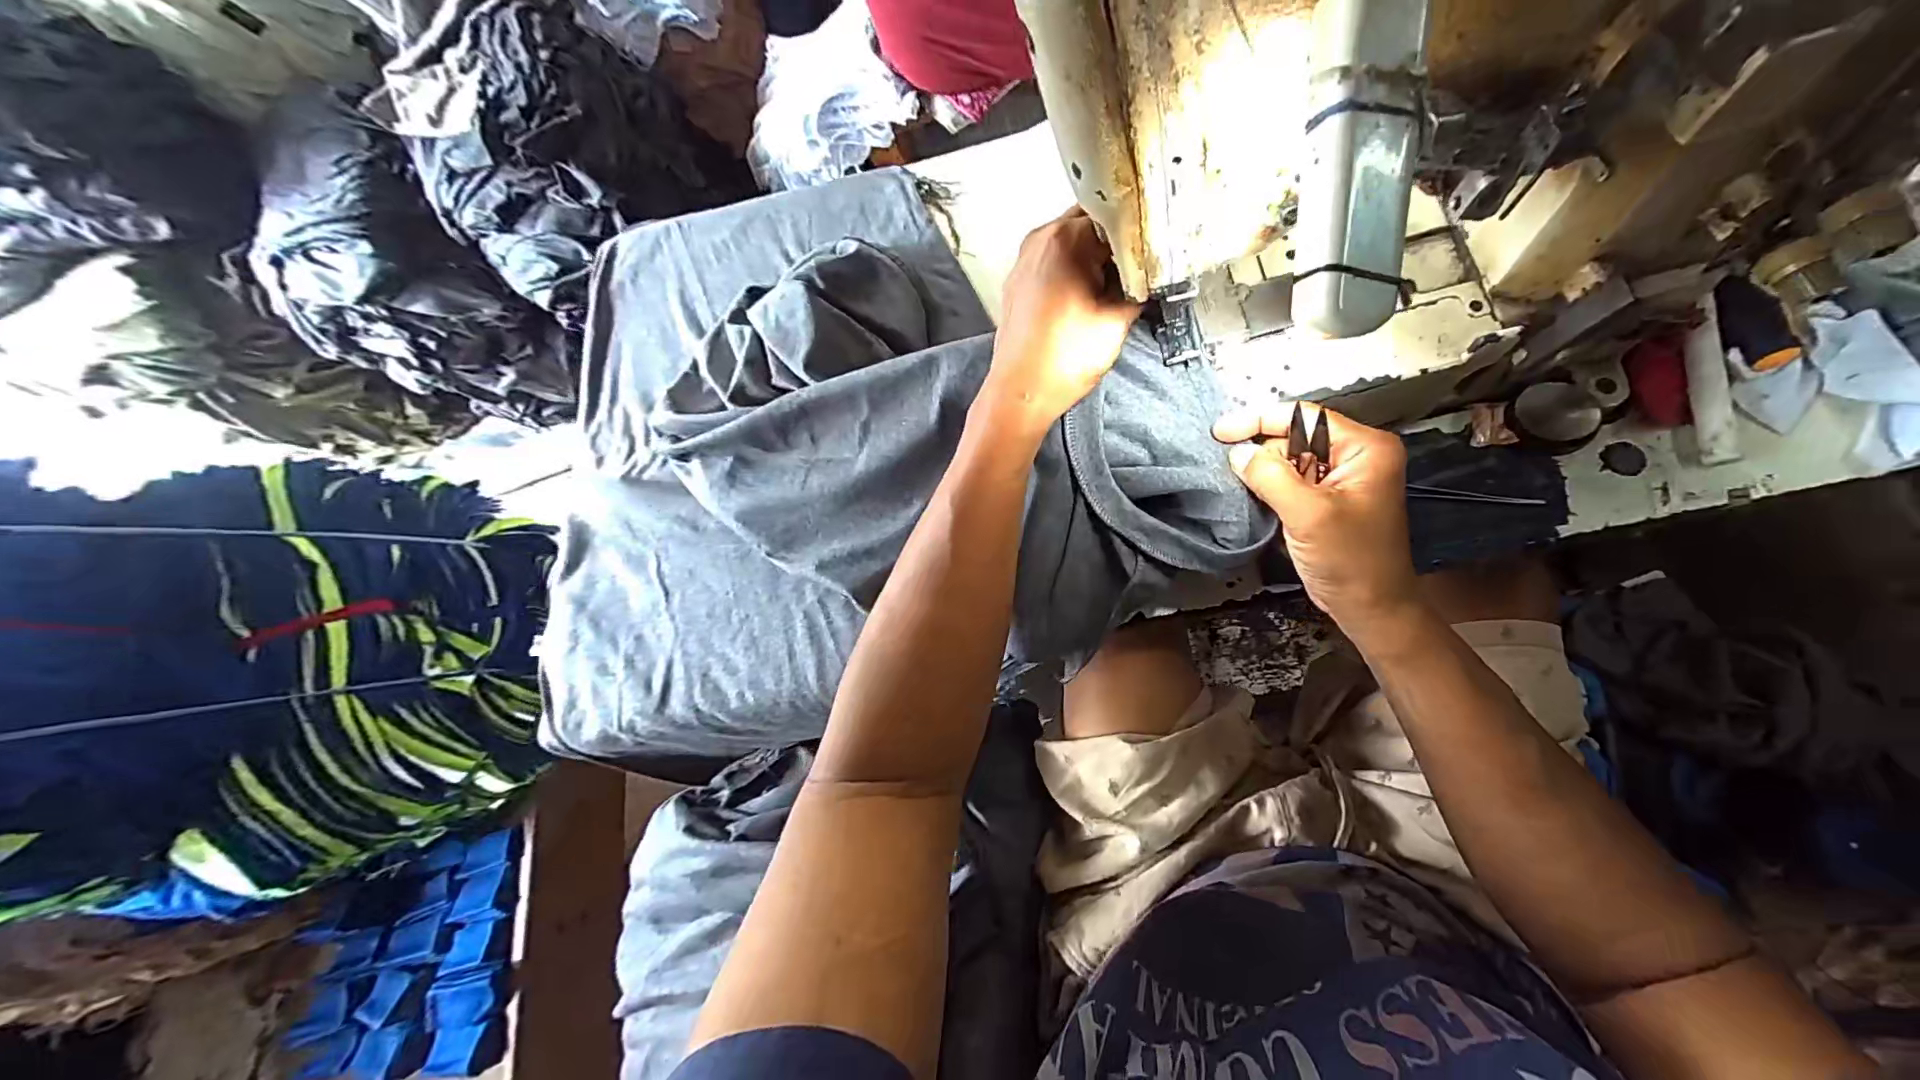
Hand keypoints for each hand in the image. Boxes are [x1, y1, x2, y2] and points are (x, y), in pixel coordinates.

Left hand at [979, 207, 1140, 432]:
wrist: (1020, 395)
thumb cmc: (1059, 362)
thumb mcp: (1116, 320)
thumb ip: (1139, 287)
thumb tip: (1149, 276)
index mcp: (1065, 238)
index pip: (1117, 213)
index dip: (1139, 235)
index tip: (1153, 253)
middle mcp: (1039, 241)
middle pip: (1092, 224)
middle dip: (1116, 245)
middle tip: (1137, 274)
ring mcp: (1025, 261)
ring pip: (1072, 244)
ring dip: (1094, 260)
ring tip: (1111, 292)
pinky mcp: (1019, 284)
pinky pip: (1053, 264)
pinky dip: (1072, 274)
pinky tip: (1085, 302)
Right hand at [1214, 404, 1422, 637]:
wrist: (1369, 606)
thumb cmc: (1351, 561)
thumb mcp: (1307, 513)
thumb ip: (1270, 476)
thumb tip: (1237, 453)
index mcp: (1365, 448)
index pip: (1304, 417)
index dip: (1259, 421)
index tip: (1221, 432)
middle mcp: (1355, 456)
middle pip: (1293, 437)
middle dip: (1261, 451)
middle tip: (1234, 471)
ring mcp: (1339, 479)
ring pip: (1287, 460)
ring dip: (1262, 471)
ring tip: (1243, 487)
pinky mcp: (1324, 499)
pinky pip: (1289, 481)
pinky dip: (1268, 486)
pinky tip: (1255, 497)